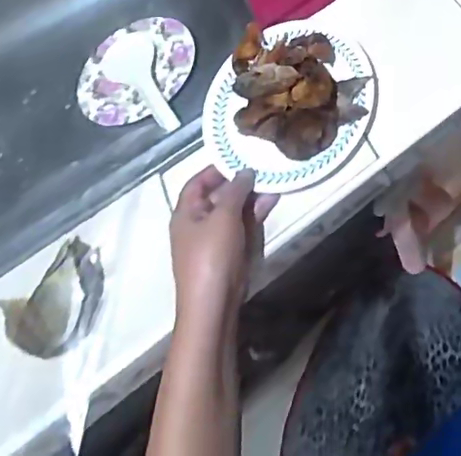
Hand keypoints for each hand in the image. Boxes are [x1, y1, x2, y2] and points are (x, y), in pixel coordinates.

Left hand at [169, 167, 276, 334]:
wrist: (213, 304)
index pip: (198, 182)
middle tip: (264, 165)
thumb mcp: (224, 216)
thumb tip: (245, 171)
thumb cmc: (212, 255)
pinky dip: (256, 212)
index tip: (241, 155)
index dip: (217, 167)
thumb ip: (236, 189)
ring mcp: (214, 239)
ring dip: (252, 196)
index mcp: (186, 214)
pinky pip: (243, 224)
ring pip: (234, 209)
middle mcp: (198, 223)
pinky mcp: (230, 251)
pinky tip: (273, 200)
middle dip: (241, 181)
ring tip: (274, 180)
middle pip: (218, 194)